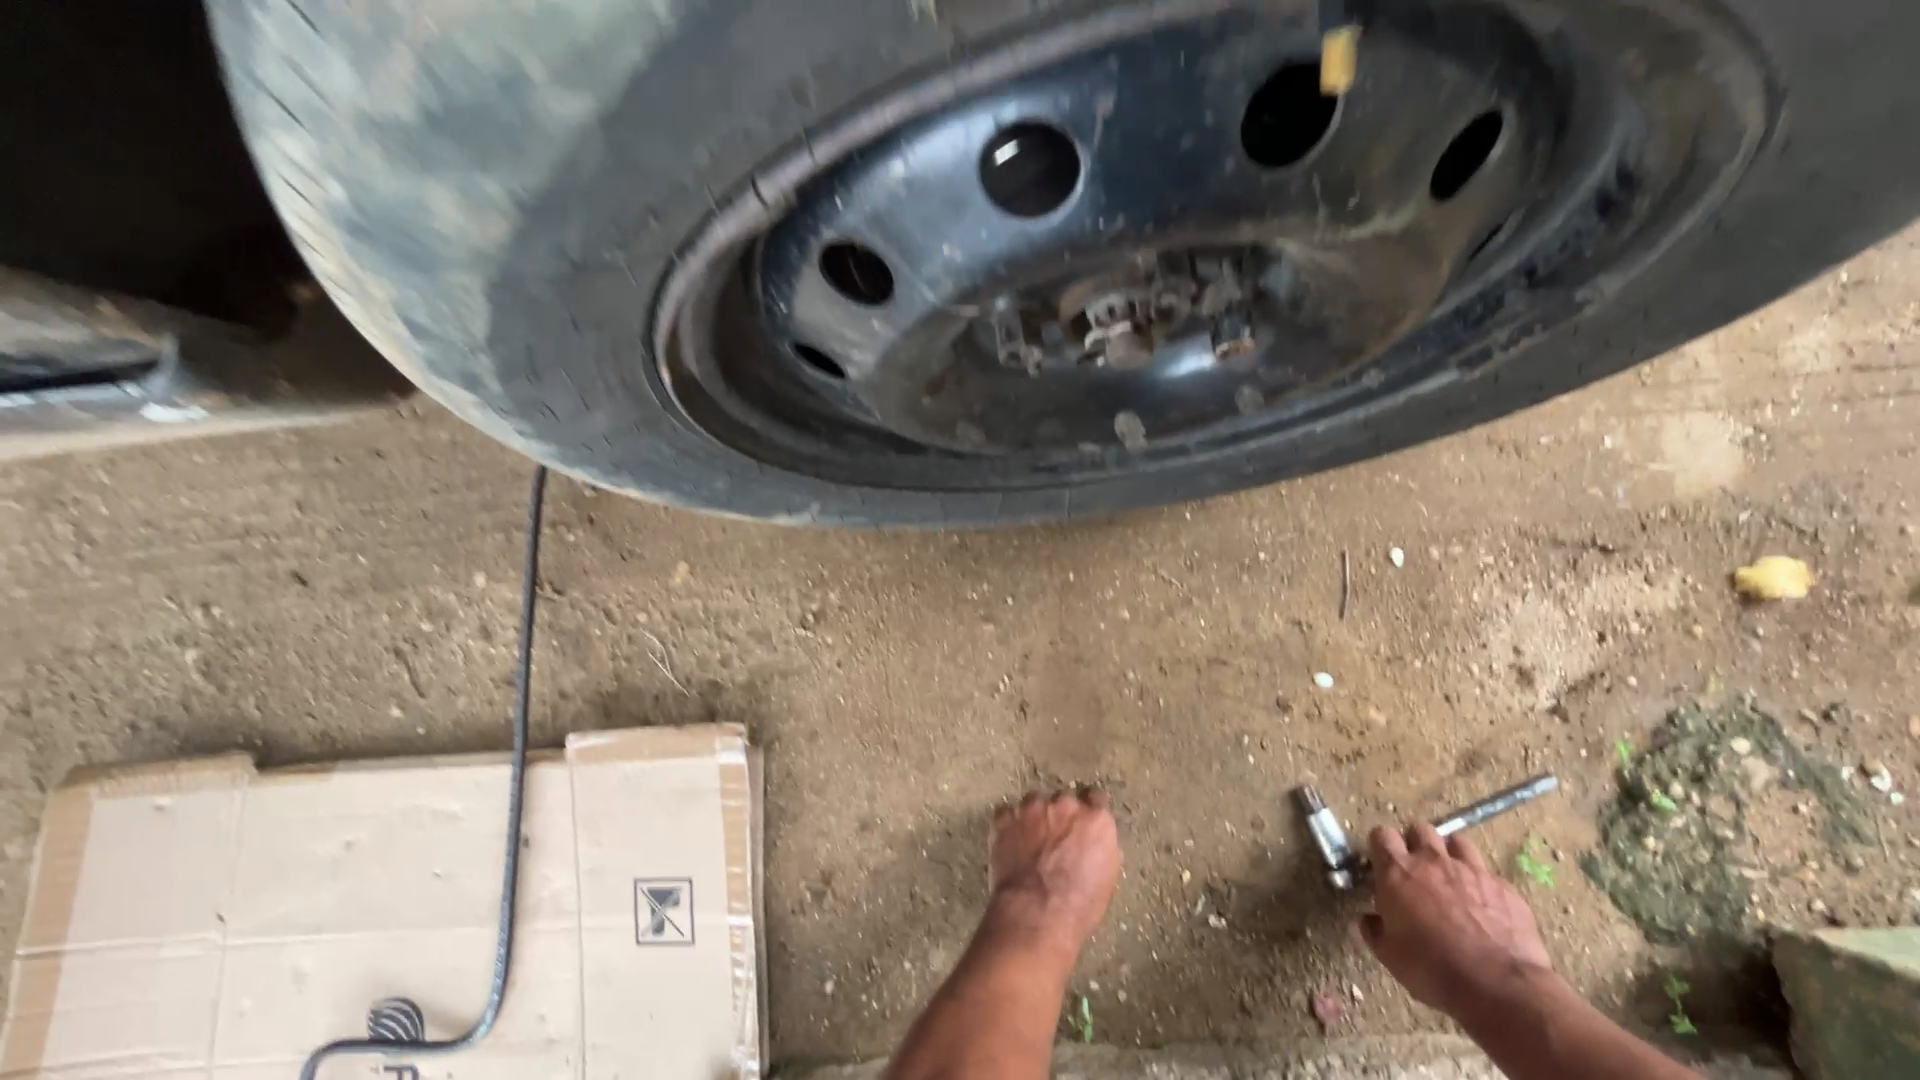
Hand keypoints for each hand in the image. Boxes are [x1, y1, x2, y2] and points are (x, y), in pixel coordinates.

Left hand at [985, 790, 1121, 960]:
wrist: (1035, 915)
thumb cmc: (1077, 906)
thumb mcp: (1107, 878)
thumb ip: (1103, 847)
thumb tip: (1096, 842)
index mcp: (1096, 818)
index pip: (1095, 799)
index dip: (1088, 812)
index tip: (1081, 824)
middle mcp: (1065, 804)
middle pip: (1063, 800)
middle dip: (1059, 816)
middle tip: (1053, 840)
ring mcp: (1032, 808)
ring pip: (1034, 803)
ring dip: (1034, 818)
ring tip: (1029, 844)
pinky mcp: (1005, 817)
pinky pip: (1007, 814)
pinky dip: (1009, 827)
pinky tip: (1010, 847)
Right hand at [1359, 822, 1555, 1018]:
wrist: (1497, 986)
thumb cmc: (1431, 969)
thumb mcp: (1389, 954)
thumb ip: (1374, 929)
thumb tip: (1369, 918)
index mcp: (1397, 872)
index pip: (1382, 834)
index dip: (1381, 845)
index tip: (1382, 862)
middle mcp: (1433, 861)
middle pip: (1420, 828)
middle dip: (1415, 841)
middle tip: (1416, 867)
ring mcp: (1473, 871)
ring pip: (1457, 842)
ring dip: (1450, 854)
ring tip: (1452, 878)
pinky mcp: (1505, 888)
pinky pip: (1489, 874)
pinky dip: (1482, 884)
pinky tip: (1485, 908)